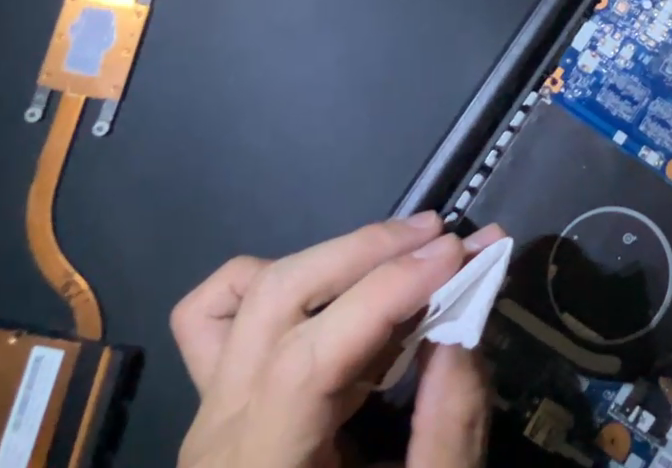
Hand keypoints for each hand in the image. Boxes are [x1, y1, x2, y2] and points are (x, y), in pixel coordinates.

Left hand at [171, 212, 506, 467]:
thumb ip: (450, 427)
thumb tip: (461, 326)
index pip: (308, 356)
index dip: (385, 293)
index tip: (455, 255)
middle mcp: (217, 432)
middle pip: (276, 299)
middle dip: (368, 253)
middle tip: (444, 239)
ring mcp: (209, 408)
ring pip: (246, 290)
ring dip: (336, 256)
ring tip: (406, 251)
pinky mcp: (220, 395)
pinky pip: (217, 312)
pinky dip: (275, 280)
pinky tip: (334, 286)